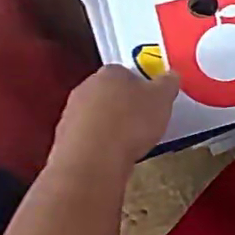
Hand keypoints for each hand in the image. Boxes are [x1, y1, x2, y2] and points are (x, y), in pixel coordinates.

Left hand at [49, 66, 179, 169]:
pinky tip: (112, 156)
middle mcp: (86, 87)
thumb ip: (168, 83)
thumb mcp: (163, 99)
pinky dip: (99, 144)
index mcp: (110, 72)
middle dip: (124, 104)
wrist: (92, 162)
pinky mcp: (63, 139)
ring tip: (129, 142)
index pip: (127, 72)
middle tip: (143, 120)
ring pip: (97, 115)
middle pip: (110, 92)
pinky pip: (87, 137)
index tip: (153, 100)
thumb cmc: (131, 123)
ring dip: (110, 125)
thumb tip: (171, 76)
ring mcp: (71, 113)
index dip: (142, 85)